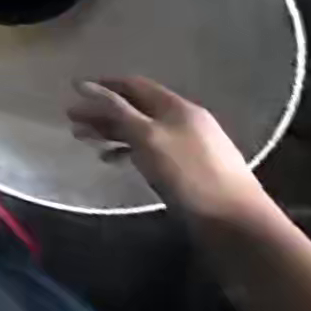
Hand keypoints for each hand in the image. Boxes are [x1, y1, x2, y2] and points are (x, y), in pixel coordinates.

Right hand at [68, 76, 269, 222]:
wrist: (239, 226)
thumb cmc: (188, 173)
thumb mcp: (146, 135)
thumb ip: (113, 108)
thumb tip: (82, 83)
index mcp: (177, 107)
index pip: (133, 84)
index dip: (102, 85)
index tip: (74, 91)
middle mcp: (183, 121)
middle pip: (134, 107)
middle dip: (101, 111)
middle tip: (72, 119)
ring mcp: (187, 146)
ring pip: (139, 130)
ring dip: (109, 132)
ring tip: (82, 139)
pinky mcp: (188, 170)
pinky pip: (150, 151)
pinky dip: (127, 151)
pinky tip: (110, 160)